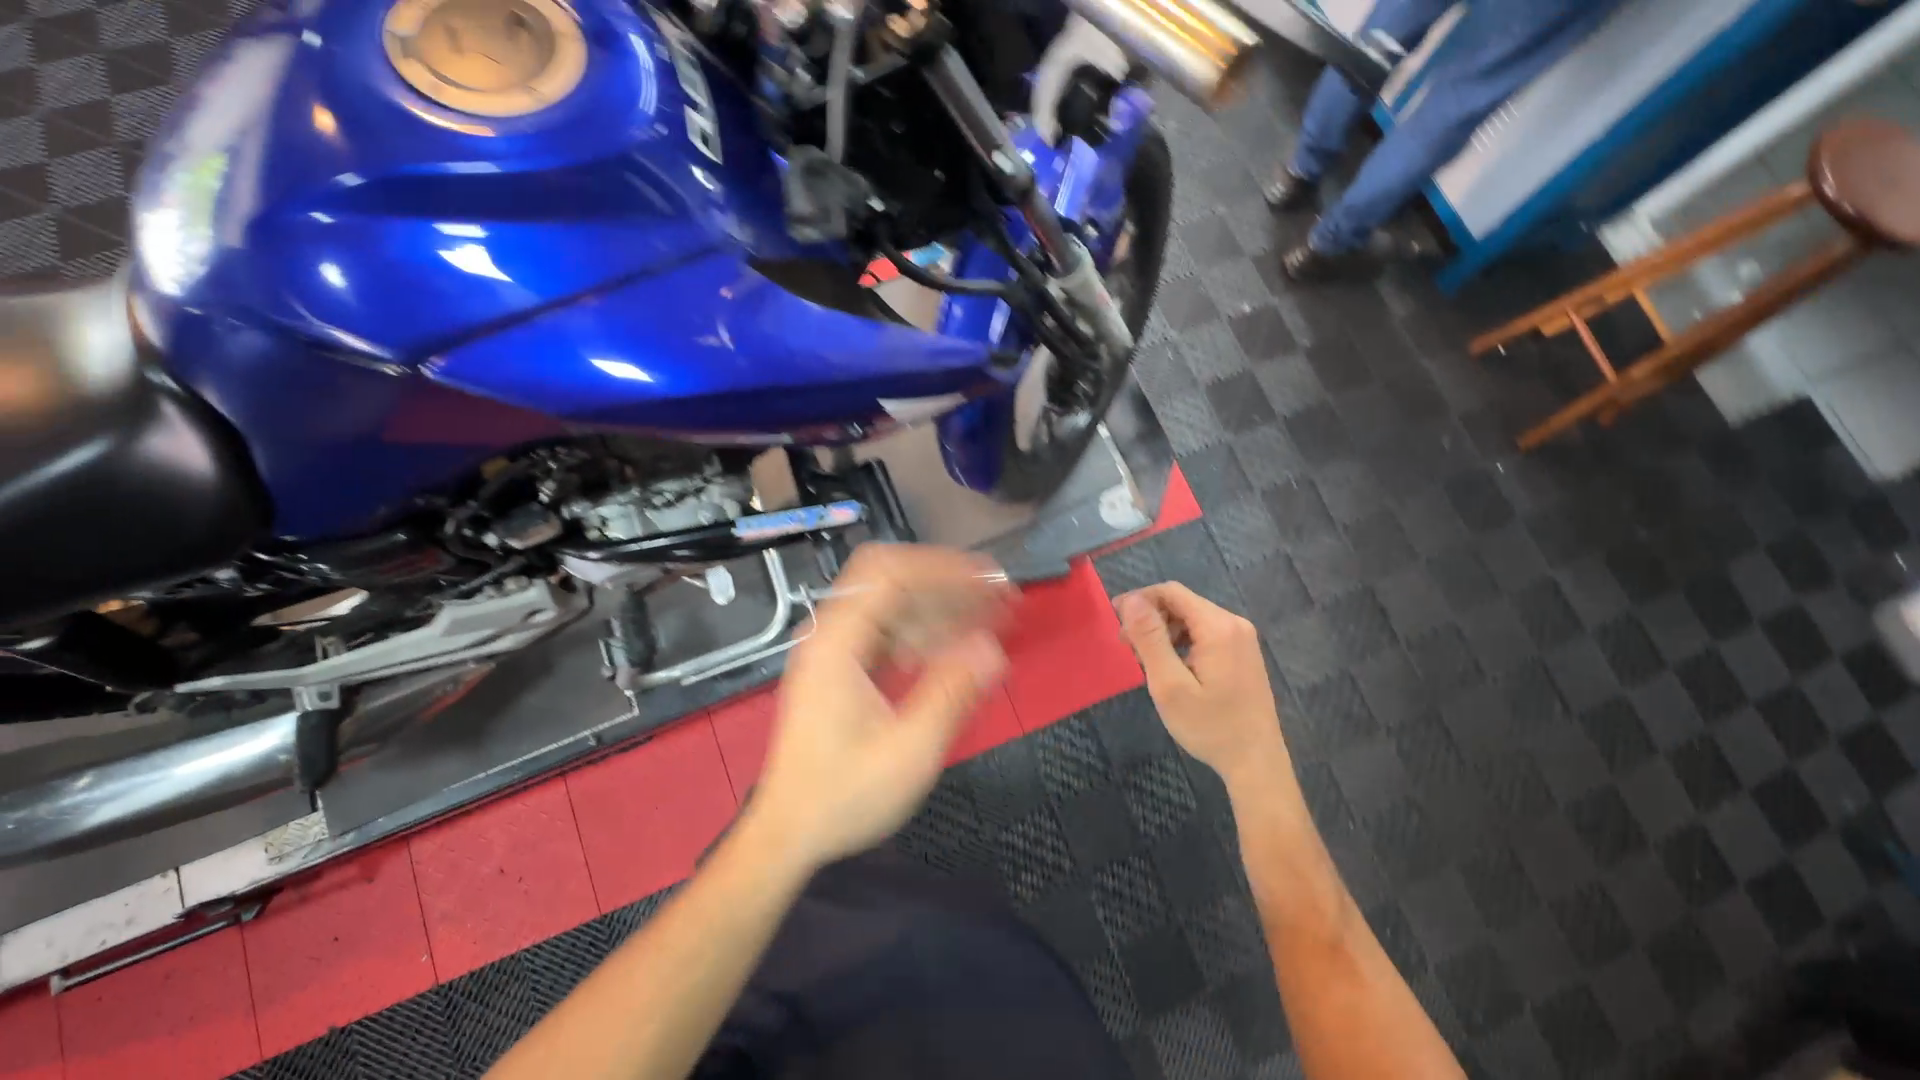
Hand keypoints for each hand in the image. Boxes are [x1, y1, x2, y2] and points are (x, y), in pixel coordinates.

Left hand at [748, 544, 1011, 871]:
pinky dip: (919, 635)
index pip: (891, 574)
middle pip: (890, 582)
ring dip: (937, 609)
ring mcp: (830, 655)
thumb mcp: (908, 752)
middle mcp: (828, 637)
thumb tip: (992, 648)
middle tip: (997, 600)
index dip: (944, 568)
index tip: (991, 581)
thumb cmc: (844, 797)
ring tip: (986, 624)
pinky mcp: (837, 674)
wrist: (789, 835)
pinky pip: (882, 635)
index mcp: (836, 645)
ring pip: (888, 608)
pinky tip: (950, 653)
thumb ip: (951, 693)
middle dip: (946, 585)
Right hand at [1115, 583, 1291, 793]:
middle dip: (1150, 618)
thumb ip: (1150, 639)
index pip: (1171, 592)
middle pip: (1183, 604)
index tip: (1114, 621)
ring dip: (1165, 632)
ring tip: (1146, 661)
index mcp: (1218, 626)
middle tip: (1127, 647)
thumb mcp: (1170, 685)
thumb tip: (1130, 600)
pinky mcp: (1244, 655)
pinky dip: (1183, 643)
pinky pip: (1206, 635)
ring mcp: (1243, 639)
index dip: (1139, 599)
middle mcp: (1234, 624)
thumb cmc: (1210, 726)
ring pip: (1193, 619)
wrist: (1256, 762)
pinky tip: (1172, 668)